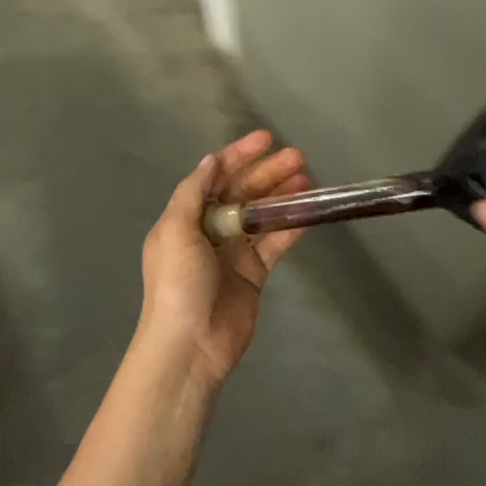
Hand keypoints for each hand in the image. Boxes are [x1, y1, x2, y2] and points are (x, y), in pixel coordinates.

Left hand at [138, 132, 309, 384]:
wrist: (189, 345)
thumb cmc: (178, 282)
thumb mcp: (175, 230)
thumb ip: (193, 192)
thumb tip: (211, 160)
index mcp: (185, 217)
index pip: (214, 176)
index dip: (239, 155)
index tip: (266, 139)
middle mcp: (208, 229)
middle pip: (242, 192)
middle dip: (268, 173)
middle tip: (298, 157)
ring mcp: (233, 252)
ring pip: (261, 214)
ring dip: (282, 195)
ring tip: (308, 179)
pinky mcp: (254, 274)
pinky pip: (274, 243)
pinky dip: (290, 226)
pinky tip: (309, 211)